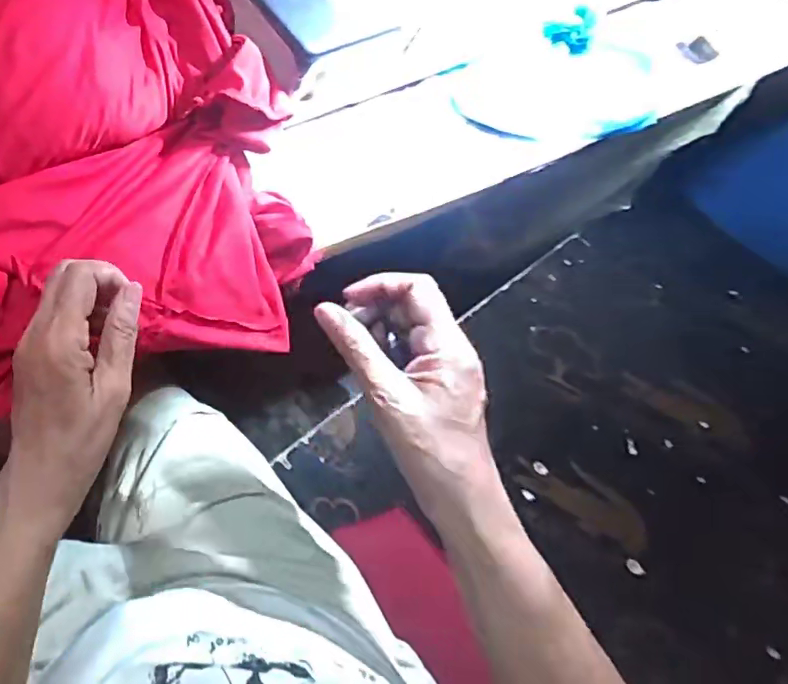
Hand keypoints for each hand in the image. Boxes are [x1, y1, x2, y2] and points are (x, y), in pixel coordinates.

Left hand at [0, 260, 141, 535]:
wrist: (37, 480)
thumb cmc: (82, 443)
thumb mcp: (114, 390)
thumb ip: (121, 333)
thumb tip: (132, 289)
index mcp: (57, 338)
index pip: (79, 275)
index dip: (109, 275)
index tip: (131, 301)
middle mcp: (35, 330)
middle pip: (63, 273)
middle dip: (98, 278)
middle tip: (123, 307)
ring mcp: (25, 339)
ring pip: (55, 289)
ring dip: (86, 293)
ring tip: (112, 324)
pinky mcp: (25, 350)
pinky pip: (49, 310)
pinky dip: (74, 309)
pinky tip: (94, 338)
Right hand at [314, 274, 494, 518]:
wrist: (463, 503)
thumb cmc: (428, 451)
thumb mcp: (385, 395)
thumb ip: (355, 347)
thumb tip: (325, 309)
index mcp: (449, 345)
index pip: (417, 286)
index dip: (380, 284)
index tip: (346, 301)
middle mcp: (452, 347)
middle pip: (413, 302)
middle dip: (374, 305)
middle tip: (343, 326)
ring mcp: (447, 365)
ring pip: (409, 324)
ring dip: (377, 325)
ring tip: (350, 344)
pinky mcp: (438, 381)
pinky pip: (409, 347)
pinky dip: (385, 345)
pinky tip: (366, 362)